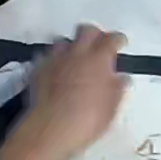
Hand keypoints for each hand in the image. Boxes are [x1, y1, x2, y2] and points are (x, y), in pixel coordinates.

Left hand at [0, 25, 126, 159]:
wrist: (51, 129)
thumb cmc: (87, 120)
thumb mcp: (111, 108)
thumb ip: (117, 89)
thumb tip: (122, 78)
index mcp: (99, 60)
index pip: (111, 39)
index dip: (118, 39)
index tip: (120, 43)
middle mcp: (77, 53)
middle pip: (86, 30)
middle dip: (94, 34)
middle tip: (98, 45)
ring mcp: (55, 60)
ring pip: (64, 41)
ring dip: (72, 47)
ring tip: (75, 59)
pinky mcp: (38, 69)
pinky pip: (47, 57)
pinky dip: (55, 61)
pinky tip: (56, 72)